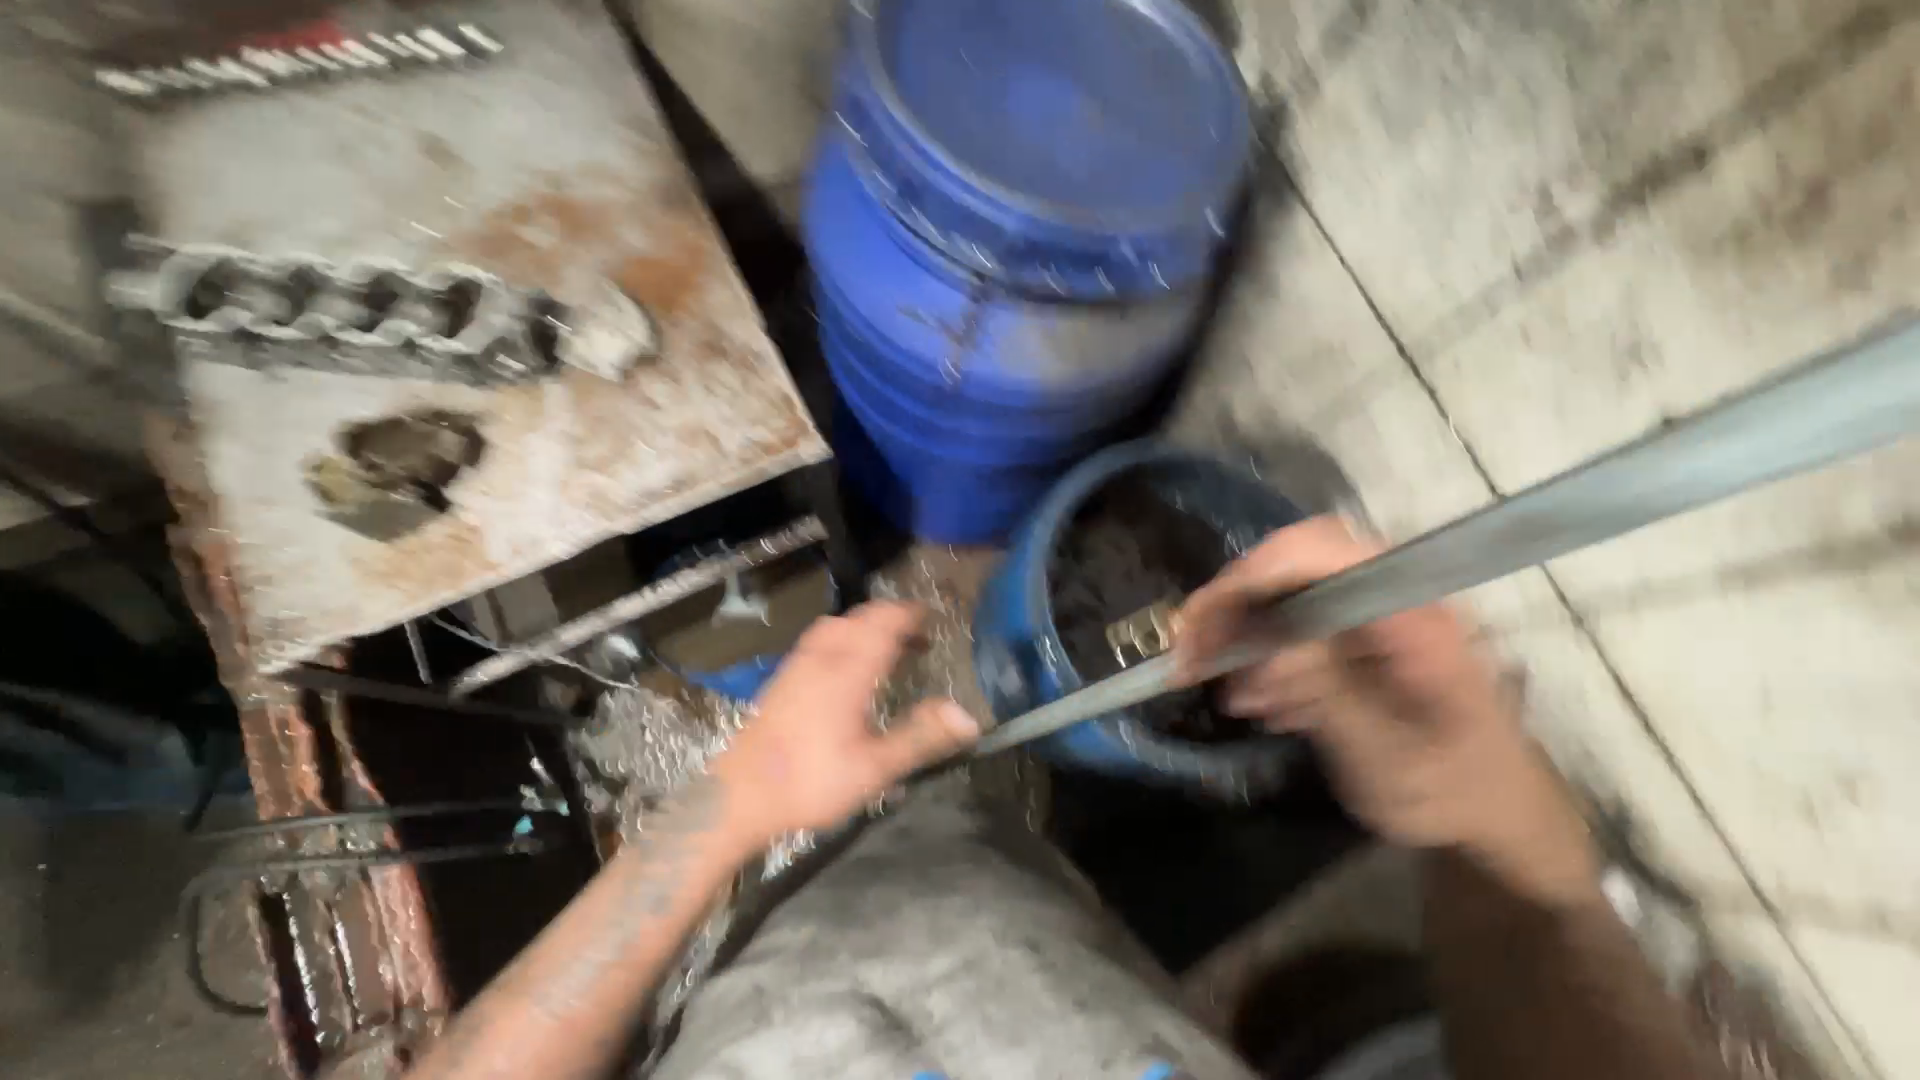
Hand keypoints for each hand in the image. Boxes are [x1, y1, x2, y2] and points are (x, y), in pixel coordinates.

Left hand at [710, 601, 980, 846]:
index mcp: (848, 672)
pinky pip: (818, 640)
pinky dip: (843, 638)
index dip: (909, 614)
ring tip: (886, 646)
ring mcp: (797, 666)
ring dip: (865, 626)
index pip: (883, 624)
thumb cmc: (809, 782)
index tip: (930, 616)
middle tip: (916, 634)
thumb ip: (920, 739)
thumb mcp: (874, 768)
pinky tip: (846, 666)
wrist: (737, 795)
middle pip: (859, 618)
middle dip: (890, 618)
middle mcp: (822, 659)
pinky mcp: (782, 679)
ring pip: (835, 626)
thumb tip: (968, 718)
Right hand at [1176, 516, 1598, 904]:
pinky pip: (1297, 623)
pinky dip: (1263, 653)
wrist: (1497, 815)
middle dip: (1234, 603)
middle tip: (1190, 650)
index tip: (1203, 623)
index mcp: (1413, 611)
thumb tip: (1269, 642)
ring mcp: (1375, 614)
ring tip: (1216, 683)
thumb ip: (1330, 695)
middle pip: (1293, 563)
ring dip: (1241, 631)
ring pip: (1287, 591)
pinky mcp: (1361, 637)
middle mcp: (1392, 596)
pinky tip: (1256, 700)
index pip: (1321, 551)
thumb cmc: (1453, 791)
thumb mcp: (1388, 756)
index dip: (1252, 574)